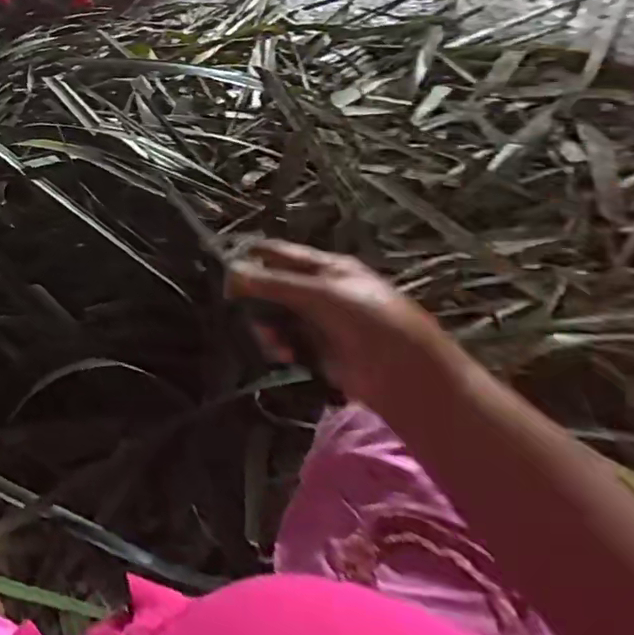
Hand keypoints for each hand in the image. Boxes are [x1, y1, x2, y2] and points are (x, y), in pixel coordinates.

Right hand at [226, 239, 465, 406]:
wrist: (413, 381)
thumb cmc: (374, 325)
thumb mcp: (323, 295)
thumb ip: (272, 283)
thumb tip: (227, 273)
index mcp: (325, 268)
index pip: (274, 252)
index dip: (247, 257)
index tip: (220, 271)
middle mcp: (317, 289)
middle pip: (266, 284)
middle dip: (250, 297)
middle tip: (237, 309)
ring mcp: (315, 319)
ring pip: (268, 313)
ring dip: (261, 325)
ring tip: (270, 340)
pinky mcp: (312, 347)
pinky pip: (279, 338)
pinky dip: (274, 344)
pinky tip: (281, 354)